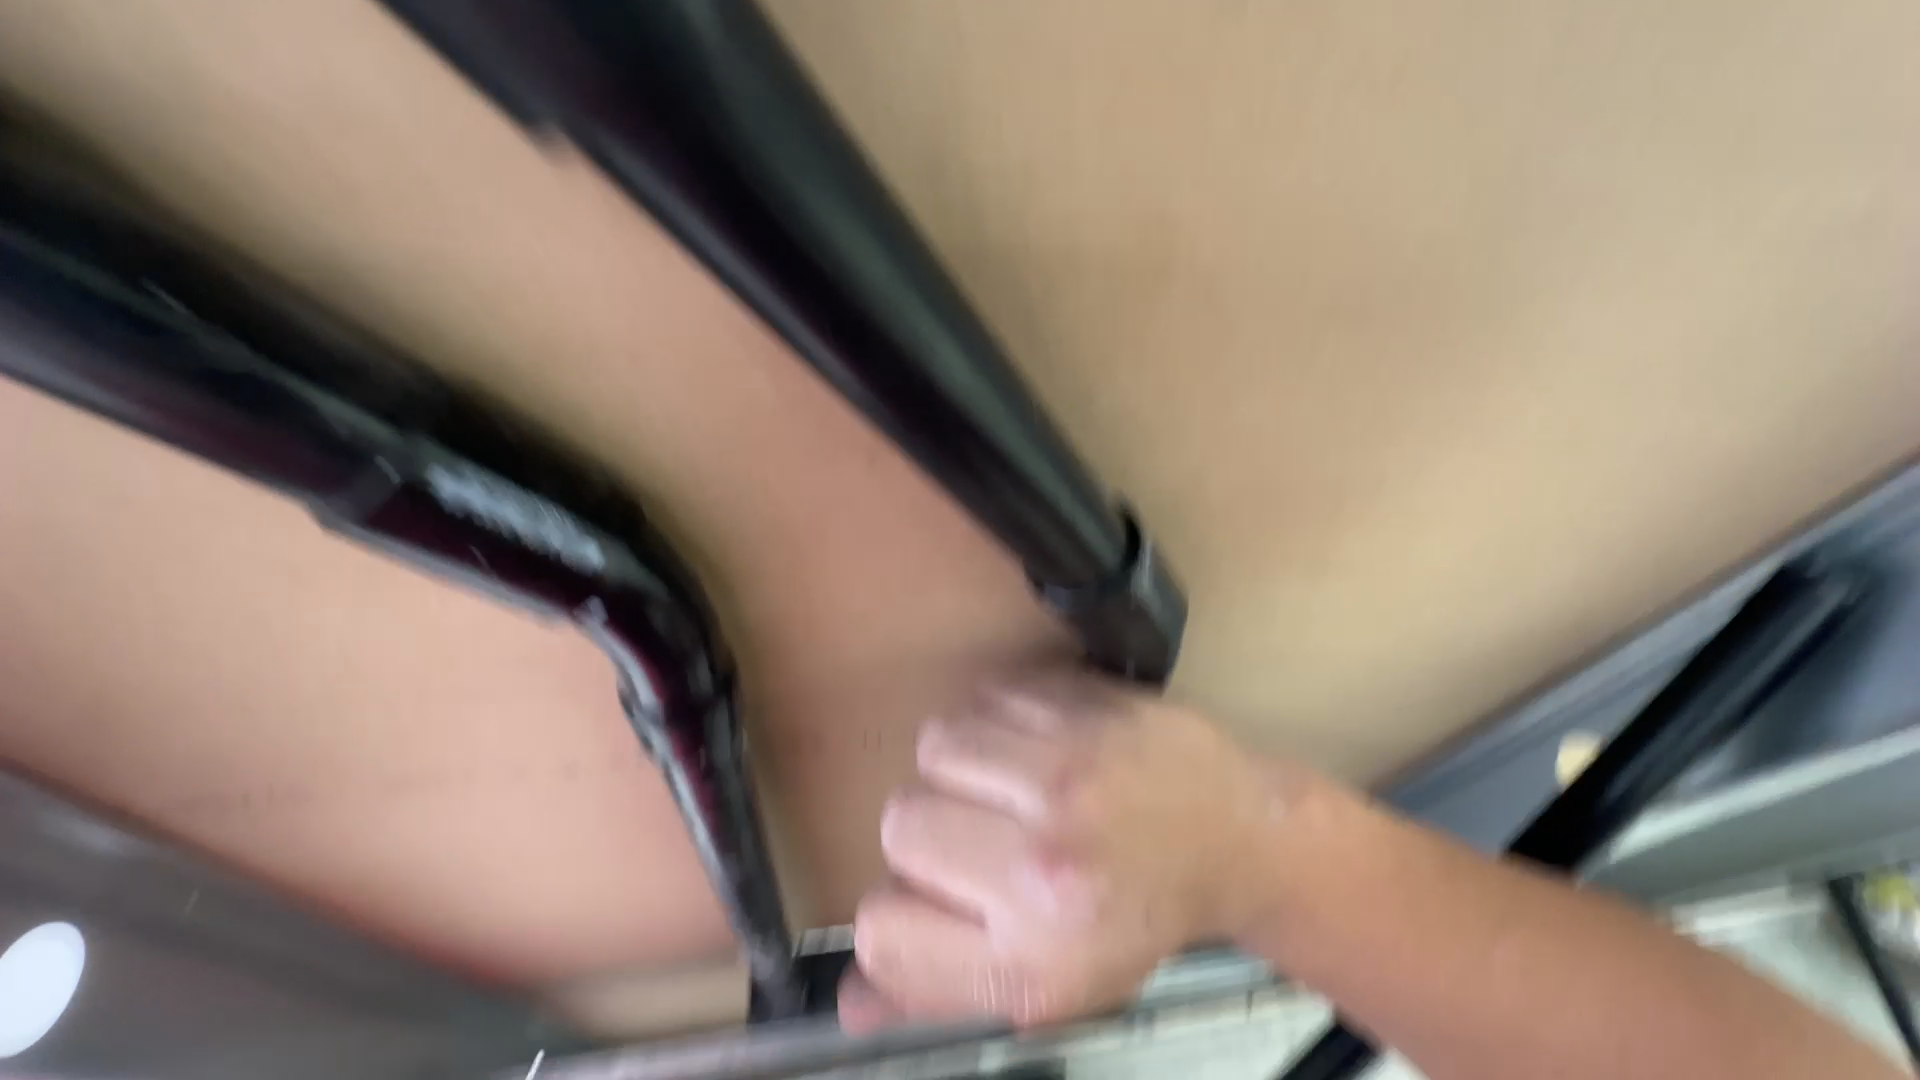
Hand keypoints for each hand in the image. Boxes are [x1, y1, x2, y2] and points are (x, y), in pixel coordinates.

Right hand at [838, 669, 1300, 1031]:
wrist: (1234, 833)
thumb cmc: (1139, 915)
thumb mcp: (1050, 986)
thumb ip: (944, 992)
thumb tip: (848, 1000)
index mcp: (1035, 956)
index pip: (883, 926)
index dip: (897, 908)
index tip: (937, 896)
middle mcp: (1047, 864)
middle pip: (900, 822)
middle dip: (933, 829)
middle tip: (988, 835)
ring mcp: (1071, 773)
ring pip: (937, 744)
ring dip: (960, 765)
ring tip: (1008, 784)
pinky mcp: (1089, 708)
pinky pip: (989, 695)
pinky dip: (1000, 717)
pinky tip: (1037, 744)